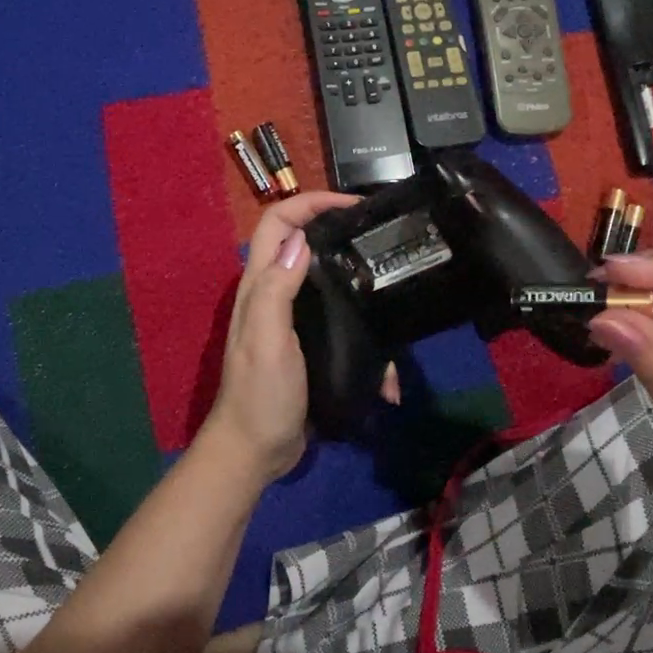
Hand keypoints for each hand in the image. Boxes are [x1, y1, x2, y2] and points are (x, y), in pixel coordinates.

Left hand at [199, 192, 360, 483]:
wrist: (257, 450)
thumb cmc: (260, 392)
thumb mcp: (266, 337)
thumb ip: (276, 288)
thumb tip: (302, 239)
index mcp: (260, 285)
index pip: (278, 223)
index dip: (310, 203)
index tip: (353, 205)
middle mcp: (275, 294)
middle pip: (304, 243)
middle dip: (338, 230)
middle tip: (380, 236)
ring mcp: (292, 320)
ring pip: (327, 281)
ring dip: (357, 283)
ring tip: (394, 287)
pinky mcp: (309, 345)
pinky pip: (340, 323)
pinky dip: (363, 336)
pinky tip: (388, 369)